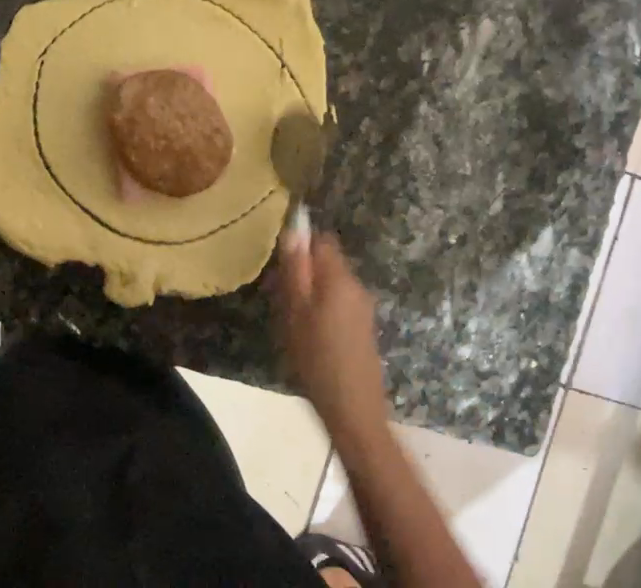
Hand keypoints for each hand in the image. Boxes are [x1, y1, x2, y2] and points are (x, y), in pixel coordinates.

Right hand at [272, 230, 387, 426]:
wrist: (353, 410)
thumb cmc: (316, 359)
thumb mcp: (295, 311)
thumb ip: (295, 269)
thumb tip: (294, 229)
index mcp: (340, 278)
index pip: (321, 239)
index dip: (300, 242)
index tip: (279, 260)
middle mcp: (356, 287)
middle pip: (326, 261)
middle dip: (302, 270)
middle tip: (277, 293)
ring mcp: (363, 308)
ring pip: (331, 283)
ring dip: (310, 290)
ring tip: (289, 316)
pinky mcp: (363, 328)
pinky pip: (338, 302)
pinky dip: (321, 307)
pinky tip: (307, 333)